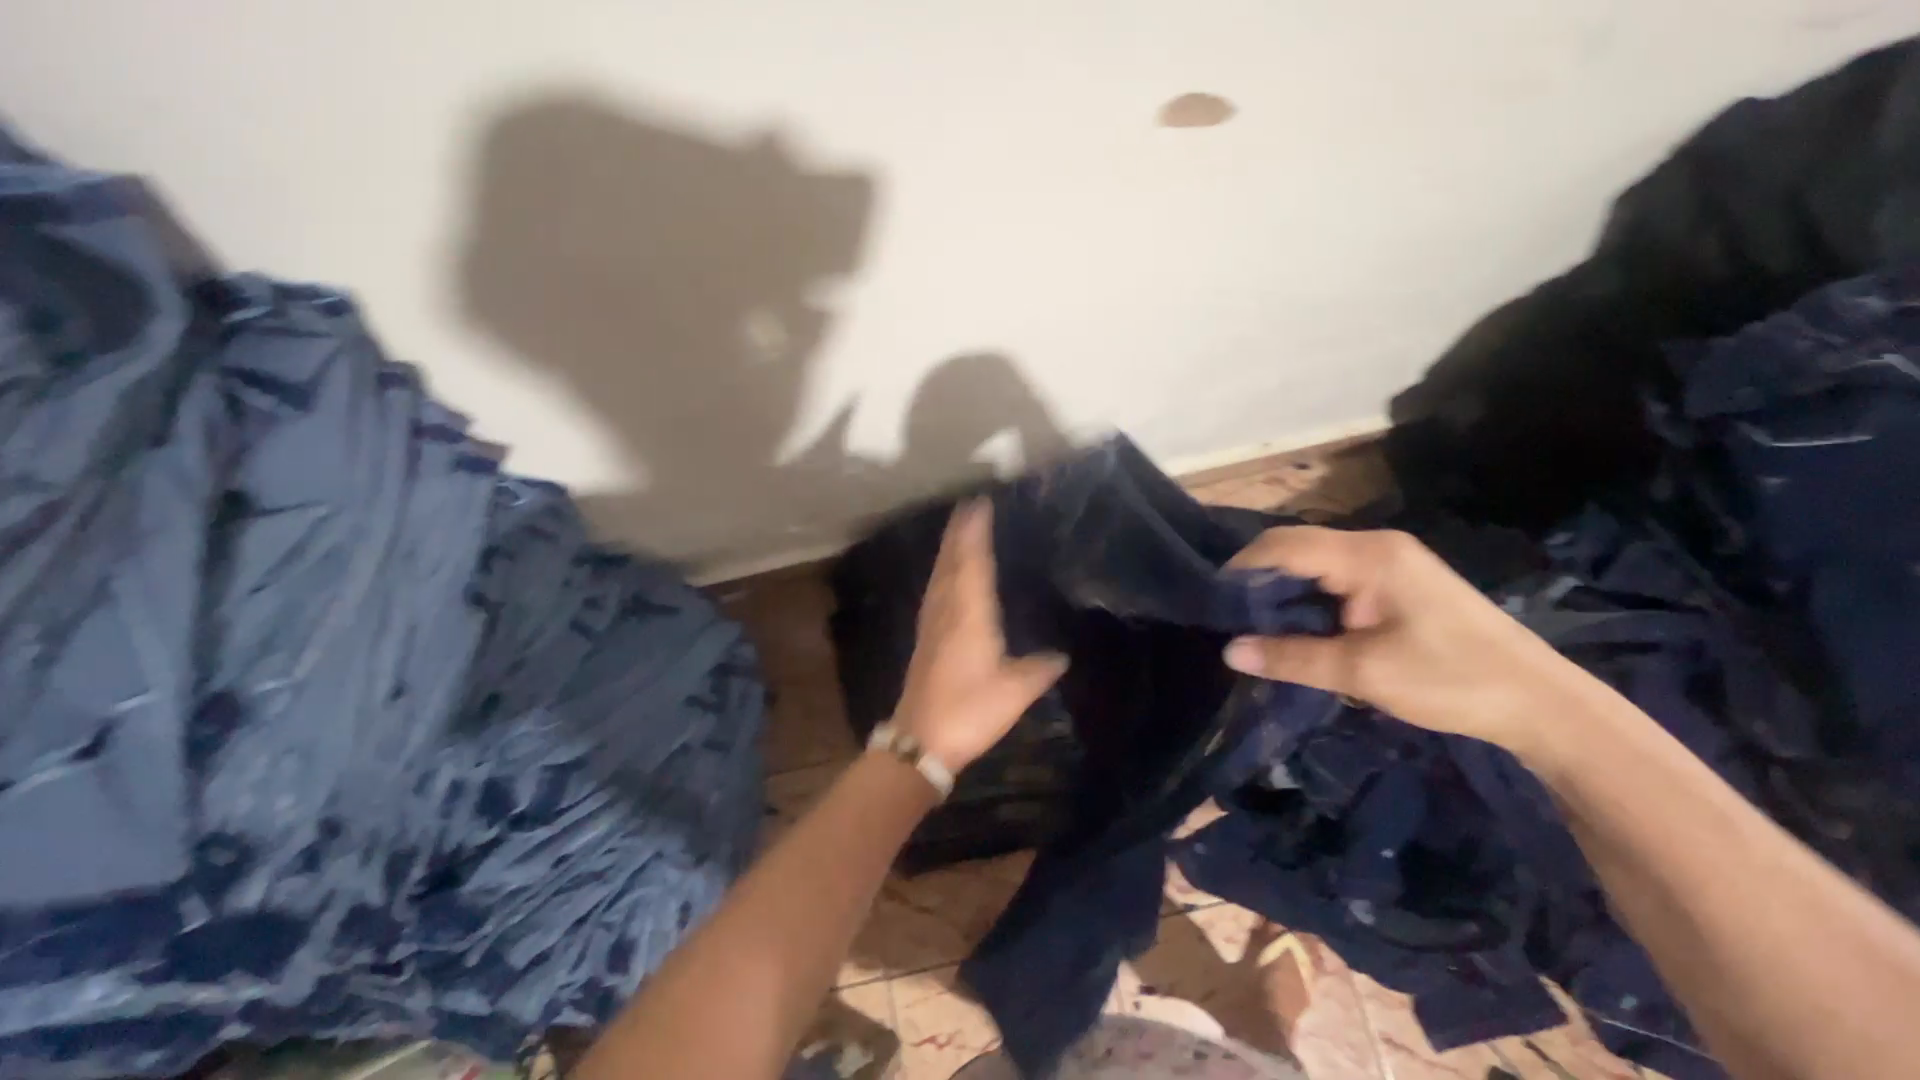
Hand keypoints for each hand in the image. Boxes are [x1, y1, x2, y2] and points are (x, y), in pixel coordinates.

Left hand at [891, 500, 1069, 772]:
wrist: (921, 740)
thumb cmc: (969, 710)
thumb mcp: (1015, 691)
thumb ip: (1039, 668)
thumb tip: (1061, 655)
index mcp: (969, 613)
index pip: (972, 561)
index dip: (976, 533)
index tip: (980, 504)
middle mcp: (946, 610)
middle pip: (950, 562)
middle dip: (959, 533)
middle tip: (968, 506)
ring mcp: (931, 625)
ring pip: (939, 577)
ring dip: (948, 550)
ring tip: (958, 531)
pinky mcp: (925, 640)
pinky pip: (935, 592)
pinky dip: (943, 574)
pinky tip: (947, 578)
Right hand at [1220, 526, 1597, 754]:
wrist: (1539, 703)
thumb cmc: (1451, 680)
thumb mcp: (1363, 673)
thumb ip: (1292, 657)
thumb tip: (1229, 650)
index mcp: (1369, 555)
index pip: (1283, 544)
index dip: (1241, 569)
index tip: (1211, 606)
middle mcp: (1377, 547)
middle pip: (1297, 551)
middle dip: (1259, 585)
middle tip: (1228, 625)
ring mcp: (1392, 565)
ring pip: (1316, 569)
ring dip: (1285, 598)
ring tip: (1255, 634)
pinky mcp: (1400, 587)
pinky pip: (1338, 584)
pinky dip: (1311, 606)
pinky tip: (1299, 635)